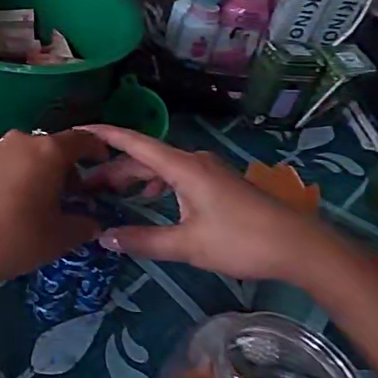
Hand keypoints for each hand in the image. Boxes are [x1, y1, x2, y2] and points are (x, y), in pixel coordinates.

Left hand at [0, 130, 108, 367]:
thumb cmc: (20, 236)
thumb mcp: (62, 236)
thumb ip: (83, 225)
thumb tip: (91, 222)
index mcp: (50, 151)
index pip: (80, 139)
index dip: (95, 148)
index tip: (102, 161)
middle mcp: (21, 143)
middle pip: (50, 146)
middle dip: (64, 166)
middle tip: (70, 196)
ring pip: (21, 149)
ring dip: (32, 164)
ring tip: (36, 192)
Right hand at [75, 124, 351, 283]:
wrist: (301, 248)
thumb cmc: (242, 241)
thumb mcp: (188, 245)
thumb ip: (143, 240)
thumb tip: (103, 238)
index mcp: (182, 166)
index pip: (133, 142)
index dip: (103, 134)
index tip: (76, 130)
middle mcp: (191, 161)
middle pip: (142, 158)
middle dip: (111, 168)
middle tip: (82, 184)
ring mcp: (206, 172)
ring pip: (159, 168)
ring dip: (132, 179)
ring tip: (107, 194)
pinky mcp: (216, 184)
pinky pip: (174, 176)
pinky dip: (153, 185)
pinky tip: (147, 202)